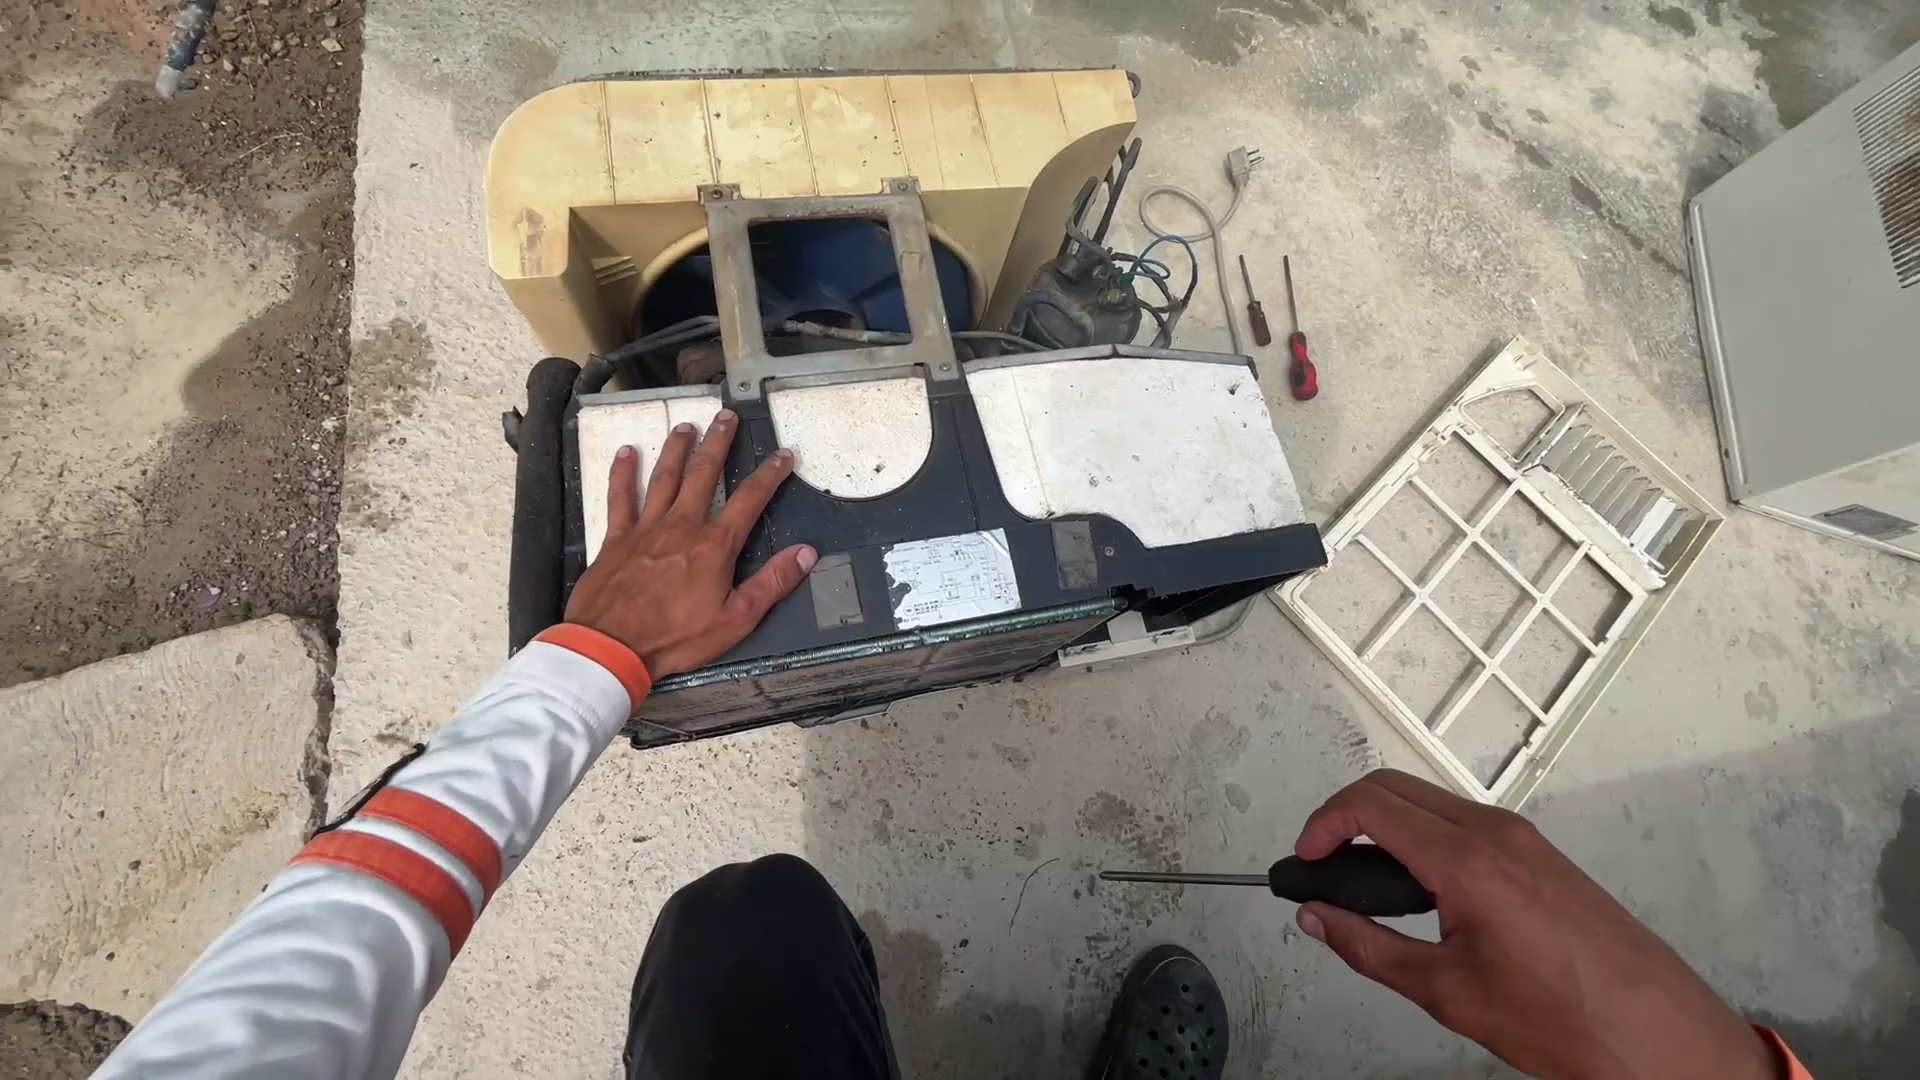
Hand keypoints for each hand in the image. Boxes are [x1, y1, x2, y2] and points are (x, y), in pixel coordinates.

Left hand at [563, 409, 815, 677]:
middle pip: (704, 474)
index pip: (750, 499)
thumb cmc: (677, 636)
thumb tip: (806, 553)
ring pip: (664, 477)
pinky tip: (627, 452)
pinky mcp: (616, 538)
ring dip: (676, 449)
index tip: (783, 454)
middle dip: (718, 443)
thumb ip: (773, 582)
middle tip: (727, 416)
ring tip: (686, 426)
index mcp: (715, 545)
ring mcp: (646, 528)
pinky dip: (623, 473)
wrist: (611, 646)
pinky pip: (619, 498)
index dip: (770, 474)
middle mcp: (682, 525)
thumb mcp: (737, 617)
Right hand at [1292, 770, 1776, 1079]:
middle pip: (1390, 785)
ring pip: (1423, 796)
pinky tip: (1417, 882)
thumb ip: (1367, 948)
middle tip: (1325, 860)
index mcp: (1468, 861)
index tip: (1307, 859)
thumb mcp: (1450, 994)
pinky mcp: (1538, 850)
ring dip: (1381, 819)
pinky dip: (1418, 830)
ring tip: (1364, 875)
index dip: (1322, 824)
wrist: (1679, 1050)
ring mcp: (1521, 835)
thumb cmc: (1565, 1025)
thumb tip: (1313, 918)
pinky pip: (1456, 817)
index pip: (1369, 805)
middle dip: (1343, 813)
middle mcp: (1494, 830)